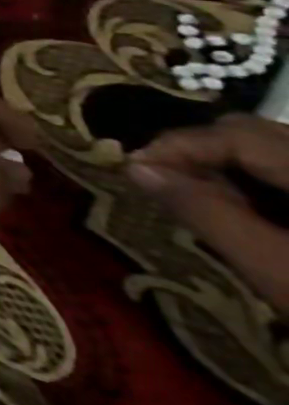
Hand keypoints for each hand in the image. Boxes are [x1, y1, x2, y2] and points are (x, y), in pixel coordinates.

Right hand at [129, 114, 288, 311]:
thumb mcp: (277, 270)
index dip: (175, 145)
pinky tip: (250, 212)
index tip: (130, 169)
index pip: (235, 134)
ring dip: (229, 167)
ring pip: (280, 150)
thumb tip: (135, 167)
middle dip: (200, 152)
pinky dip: (263, 183)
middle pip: (258, 134)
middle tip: (162, 184)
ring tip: (201, 199)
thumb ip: (204, 211)